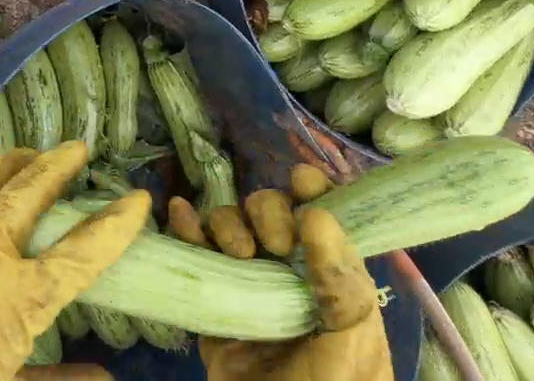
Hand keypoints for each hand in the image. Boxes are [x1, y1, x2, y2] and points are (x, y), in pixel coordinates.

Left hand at [0, 141, 150, 380]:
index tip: (136, 200)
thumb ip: (62, 379)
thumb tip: (106, 377)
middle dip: (56, 167)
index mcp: (20, 295)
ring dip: (10, 163)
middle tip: (77, 148)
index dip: (113, 226)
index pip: (79, 254)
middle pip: (29, 194)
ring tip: (27, 153)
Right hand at [199, 190, 390, 380]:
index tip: (300, 182)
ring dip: (227, 221)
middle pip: (271, 212)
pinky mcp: (211, 298)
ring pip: (230, 225)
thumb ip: (342, 287)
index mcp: (331, 281)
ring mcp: (246, 284)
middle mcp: (288, 273)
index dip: (313, 190)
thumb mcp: (353, 350)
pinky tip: (180, 215)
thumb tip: (316, 214)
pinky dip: (185, 226)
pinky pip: (194, 251)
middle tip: (270, 245)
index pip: (324, 218)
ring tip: (233, 250)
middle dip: (268, 213)